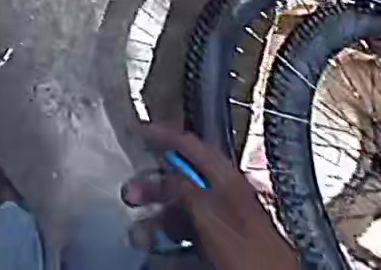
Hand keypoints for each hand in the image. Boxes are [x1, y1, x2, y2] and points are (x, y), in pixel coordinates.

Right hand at [122, 126, 297, 269]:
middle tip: (131, 192)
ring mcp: (227, 220)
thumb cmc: (249, 250)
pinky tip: (161, 245)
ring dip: (158, 216)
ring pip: (182, 208)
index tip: (134, 130)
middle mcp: (226, 194)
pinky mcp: (226, 244)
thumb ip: (183, 187)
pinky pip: (191, 231)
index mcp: (226, 178)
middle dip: (153, 186)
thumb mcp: (208, 211)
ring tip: (141, 231)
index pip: (188, 143)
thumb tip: (165, 175)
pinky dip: (173, 235)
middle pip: (180, 179)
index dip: (159, 134)